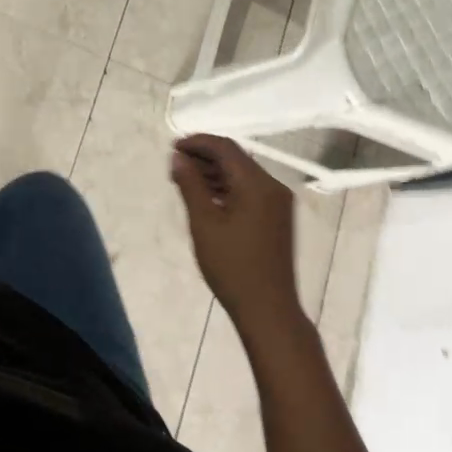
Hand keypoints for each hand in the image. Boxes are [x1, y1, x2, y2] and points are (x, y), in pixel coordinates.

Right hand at [171, 134, 303, 337]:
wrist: (268, 309)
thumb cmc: (232, 265)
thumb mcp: (203, 222)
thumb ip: (190, 184)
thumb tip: (178, 157)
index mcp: (257, 184)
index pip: (225, 147)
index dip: (197, 142)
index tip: (172, 148)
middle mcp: (273, 187)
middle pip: (235, 158)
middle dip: (204, 157)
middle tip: (175, 166)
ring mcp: (278, 203)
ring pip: (242, 174)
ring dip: (215, 172)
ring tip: (185, 182)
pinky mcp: (277, 218)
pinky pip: (250, 190)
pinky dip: (228, 187)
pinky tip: (208, 198)